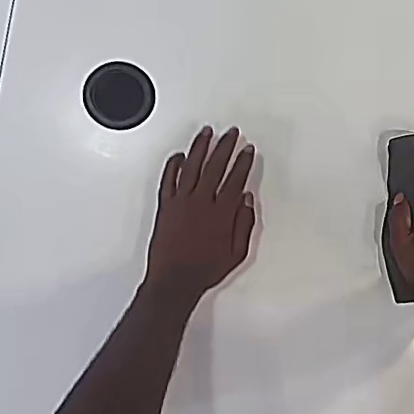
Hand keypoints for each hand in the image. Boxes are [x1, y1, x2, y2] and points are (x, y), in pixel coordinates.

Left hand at [144, 126, 256, 305]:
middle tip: (231, 134)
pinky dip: (173, 165)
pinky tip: (179, 155)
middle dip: (225, 146)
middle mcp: (201, 202)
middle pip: (216, 166)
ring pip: (192, 166)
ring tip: (206, 132)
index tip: (248, 150)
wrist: (174, 280)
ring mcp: (181, 202)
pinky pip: (168, 179)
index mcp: (221, 213)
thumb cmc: (204, 269)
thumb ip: (244, 224)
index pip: (236, 179)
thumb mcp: (237, 252)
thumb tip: (246, 201)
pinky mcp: (165, 206)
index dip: (244, 162)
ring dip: (200, 147)